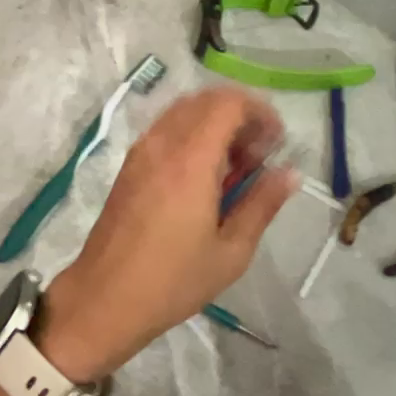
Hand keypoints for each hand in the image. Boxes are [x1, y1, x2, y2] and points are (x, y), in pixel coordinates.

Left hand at [34, 87, 294, 381]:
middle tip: (259, 156)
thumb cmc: (174, 279)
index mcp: (190, 159)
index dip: (259, 112)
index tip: (276, 143)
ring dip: (215, 123)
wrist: (106, 295)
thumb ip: (262, 204)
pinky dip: (192, 134)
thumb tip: (289, 173)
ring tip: (235, 168)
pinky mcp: (130, 163)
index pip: (228, 103)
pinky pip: (167, 128)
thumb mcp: (231, 250)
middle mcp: (163, 142)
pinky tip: (205, 175)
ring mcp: (142, 149)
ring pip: (184, 111)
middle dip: (240, 116)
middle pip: (206, 100)